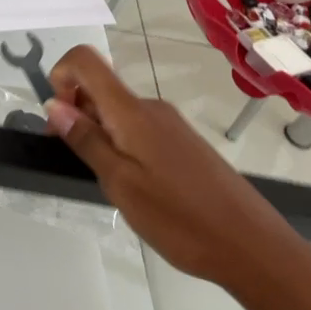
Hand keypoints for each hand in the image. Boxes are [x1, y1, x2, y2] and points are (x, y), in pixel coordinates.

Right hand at [44, 45, 310, 296]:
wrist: (256, 249)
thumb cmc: (181, 219)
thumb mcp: (121, 184)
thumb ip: (86, 141)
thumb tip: (54, 104)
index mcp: (132, 112)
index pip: (86, 60)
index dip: (60, 75)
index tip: (57, 118)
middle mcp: (151, 108)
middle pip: (99, 89)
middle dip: (76, 116)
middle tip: (79, 163)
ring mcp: (171, 126)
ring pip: (118, 114)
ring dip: (100, 136)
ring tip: (112, 184)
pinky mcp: (184, 145)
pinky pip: (138, 130)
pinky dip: (122, 147)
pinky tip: (137, 188)